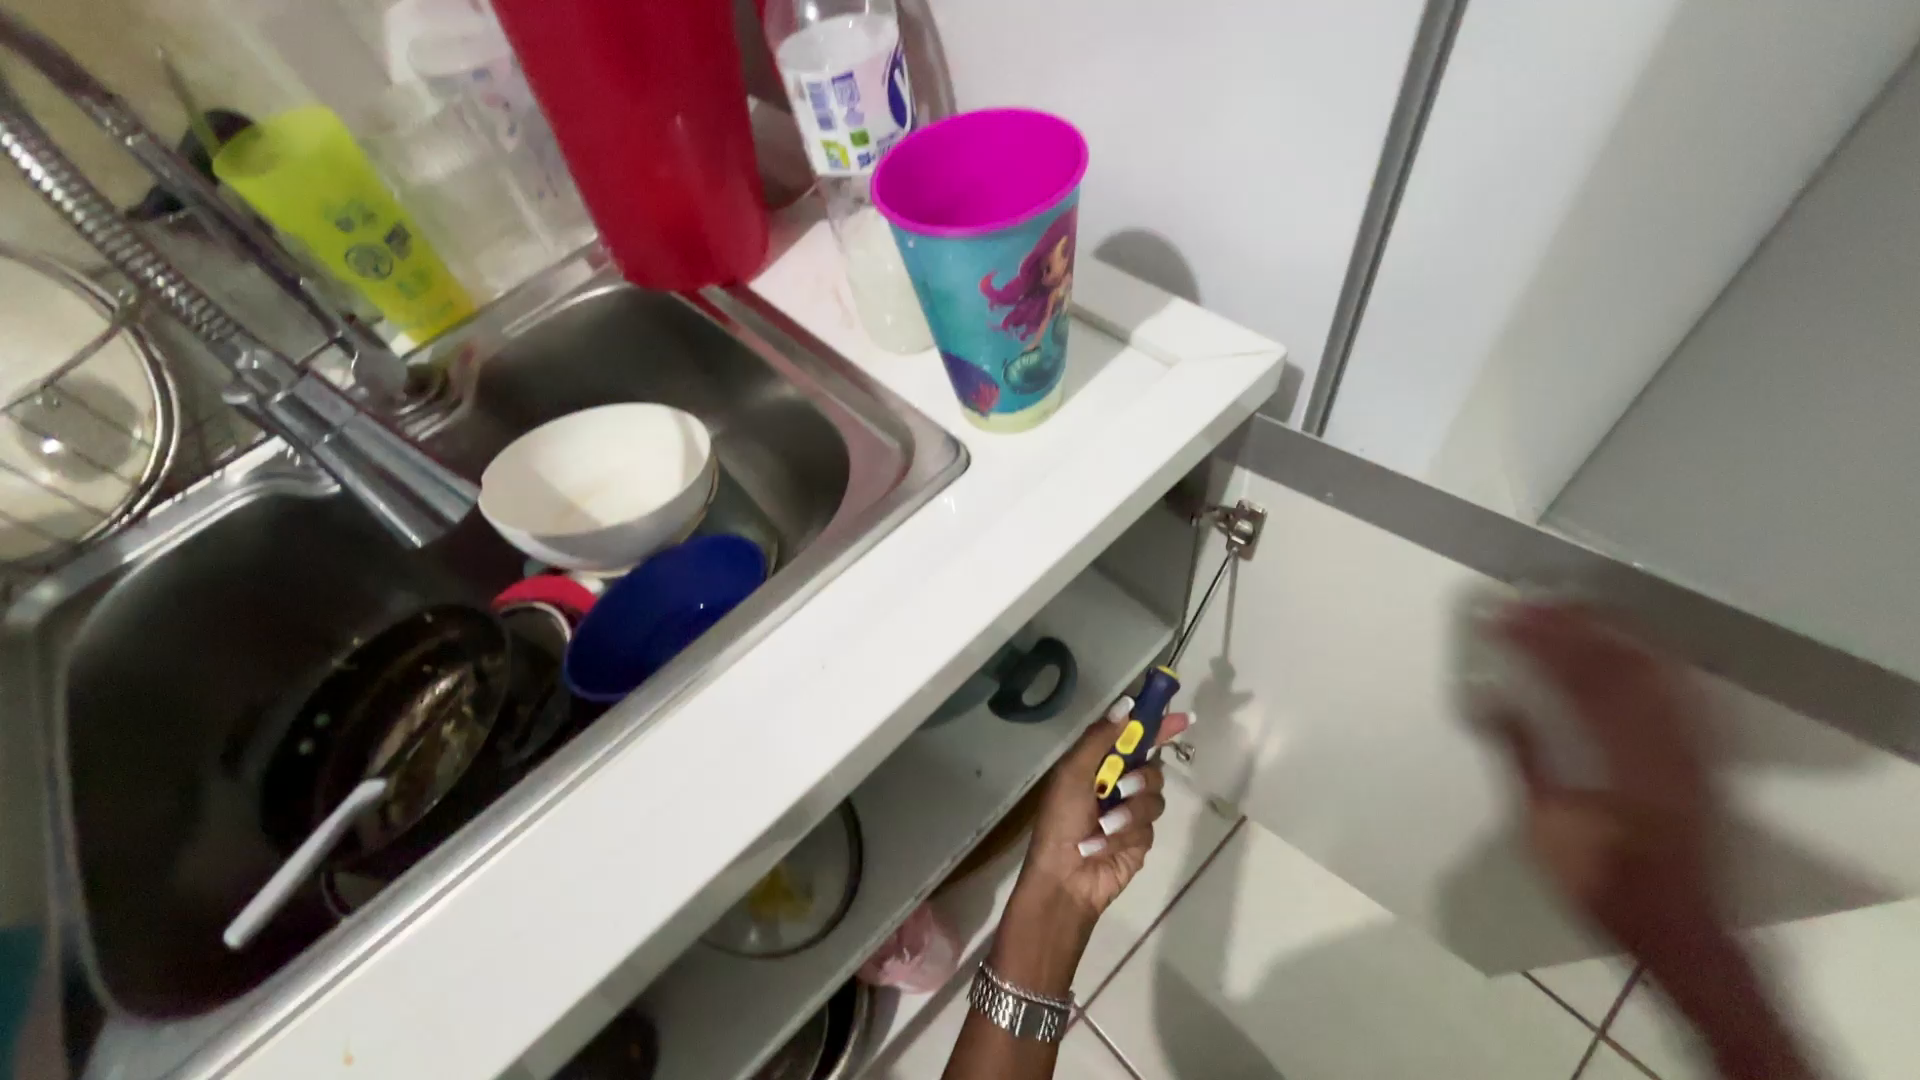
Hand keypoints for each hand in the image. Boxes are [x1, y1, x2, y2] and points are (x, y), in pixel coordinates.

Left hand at [1015, 701, 1192, 922]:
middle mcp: (1118, 782)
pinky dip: (1126, 833)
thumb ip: (1100, 739)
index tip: (1182, 717)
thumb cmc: (1061, 820)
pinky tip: (1106, 845)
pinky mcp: (1141, 837)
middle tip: (1124, 787)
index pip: (1133, 736)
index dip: (1158, 725)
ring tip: (1104, 826)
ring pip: (1154, 796)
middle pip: (1152, 765)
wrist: (1065, 877)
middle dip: (1141, 777)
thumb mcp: (1073, 773)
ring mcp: (1132, 810)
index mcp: (1098, 762)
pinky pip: (1148, 825)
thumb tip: (1127, 704)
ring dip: (1128, 812)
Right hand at [1492, 600, 1720, 964]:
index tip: (1499, 616)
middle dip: (1570, 624)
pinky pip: (1679, 692)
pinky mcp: (1702, 758)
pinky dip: (1647, 660)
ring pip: (1654, 672)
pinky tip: (1626, 648)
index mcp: (1619, 759)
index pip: (1573, 680)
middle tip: (1529, 599)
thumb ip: (1522, 756)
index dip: (1535, 640)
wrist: (1678, 929)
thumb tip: (1488, 700)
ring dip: (1609, 633)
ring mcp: (1691, 749)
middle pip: (1618, 664)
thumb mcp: (1544, 823)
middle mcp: (1664, 744)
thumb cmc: (1599, 880)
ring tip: (1572, 607)